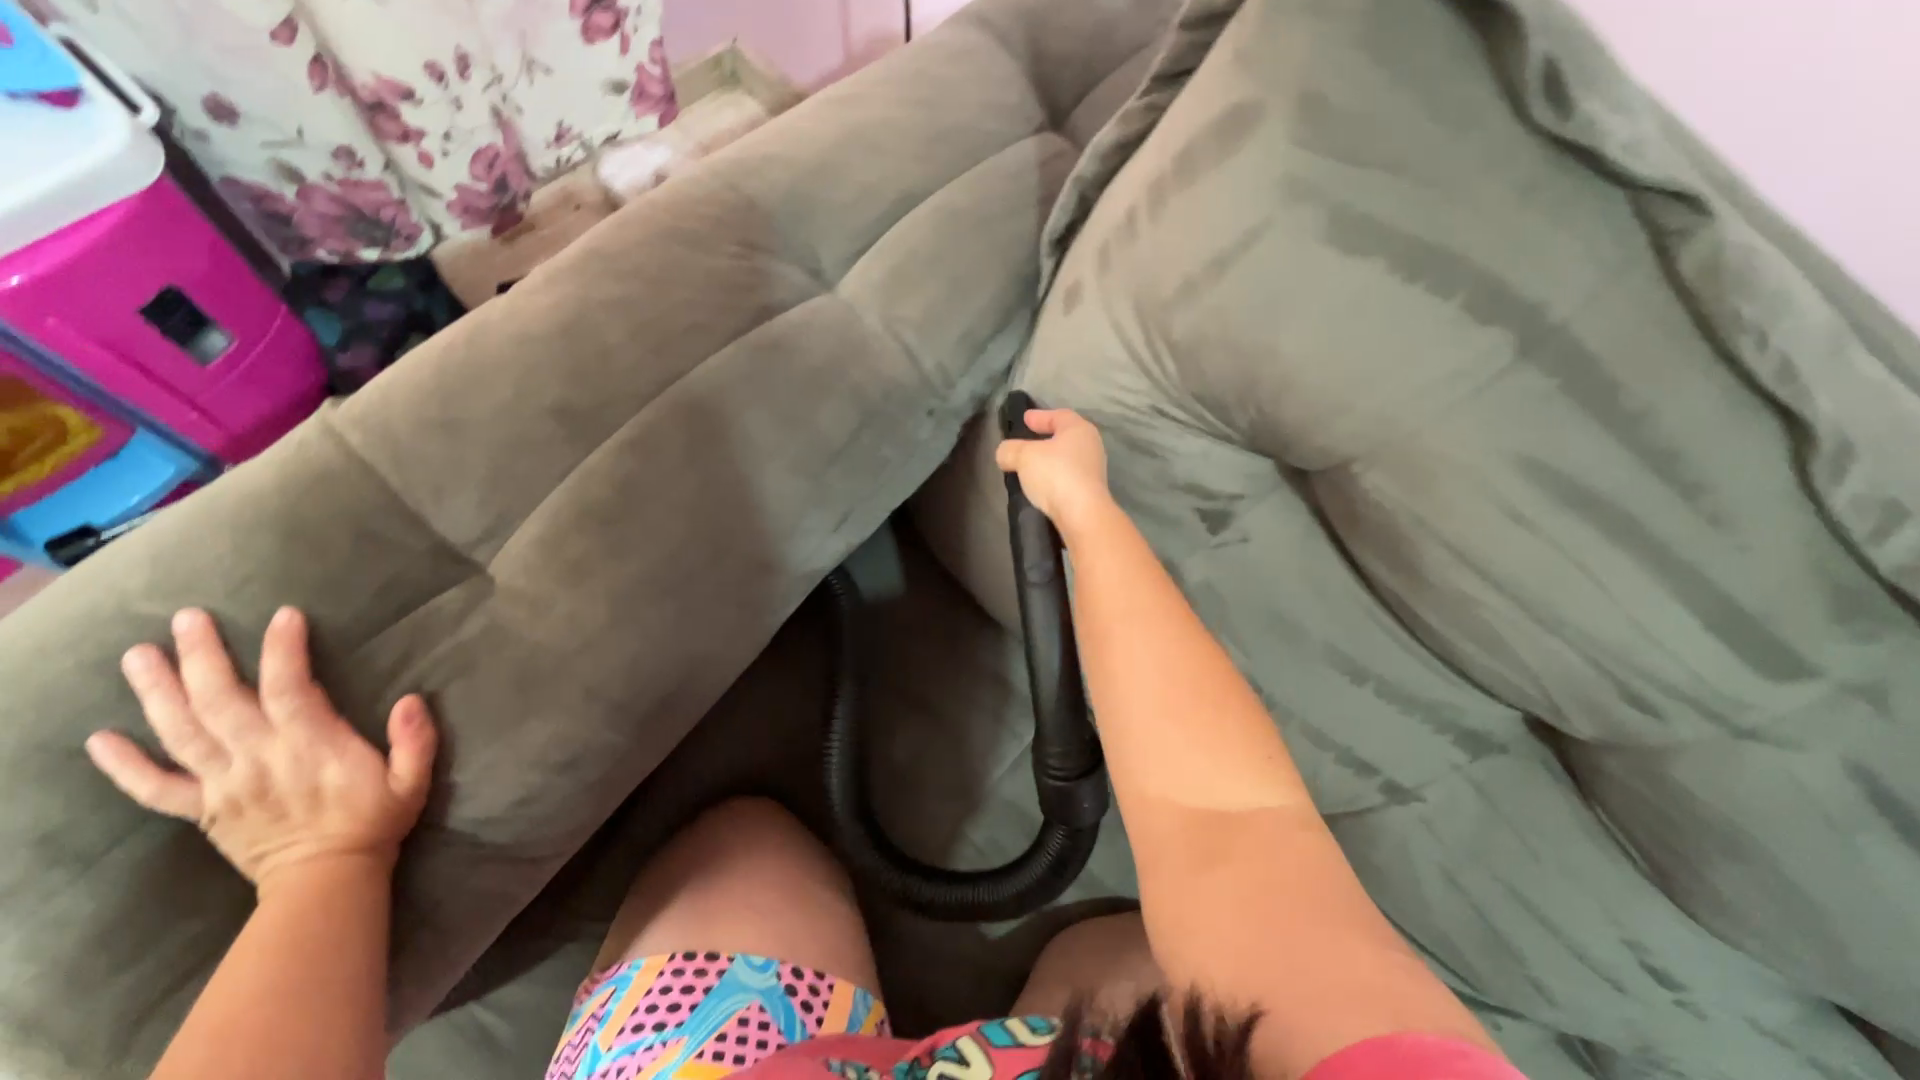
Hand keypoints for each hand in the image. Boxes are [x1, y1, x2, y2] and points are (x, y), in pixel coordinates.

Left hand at [86, 607, 436, 891]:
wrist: (328, 881)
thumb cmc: (374, 822)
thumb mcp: (413, 782)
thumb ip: (415, 741)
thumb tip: (412, 700)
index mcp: (311, 747)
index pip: (291, 688)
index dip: (284, 650)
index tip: (283, 615)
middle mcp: (259, 758)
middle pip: (222, 701)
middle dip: (203, 657)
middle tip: (186, 619)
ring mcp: (225, 784)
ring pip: (182, 733)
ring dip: (157, 693)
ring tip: (137, 656)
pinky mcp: (204, 809)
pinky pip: (155, 788)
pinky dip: (124, 766)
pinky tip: (100, 740)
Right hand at [994, 408, 1115, 537]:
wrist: (1082, 513)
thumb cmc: (1055, 473)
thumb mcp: (1023, 456)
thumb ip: (1010, 450)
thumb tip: (1004, 453)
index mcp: (1078, 429)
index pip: (1058, 416)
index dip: (1040, 416)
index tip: (1025, 418)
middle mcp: (1090, 446)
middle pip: (1064, 437)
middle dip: (1045, 438)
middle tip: (1027, 440)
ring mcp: (1092, 470)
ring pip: (1066, 458)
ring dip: (1048, 460)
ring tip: (1029, 465)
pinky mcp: (1089, 492)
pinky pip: (1066, 477)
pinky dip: (1053, 477)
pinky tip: (1040, 485)